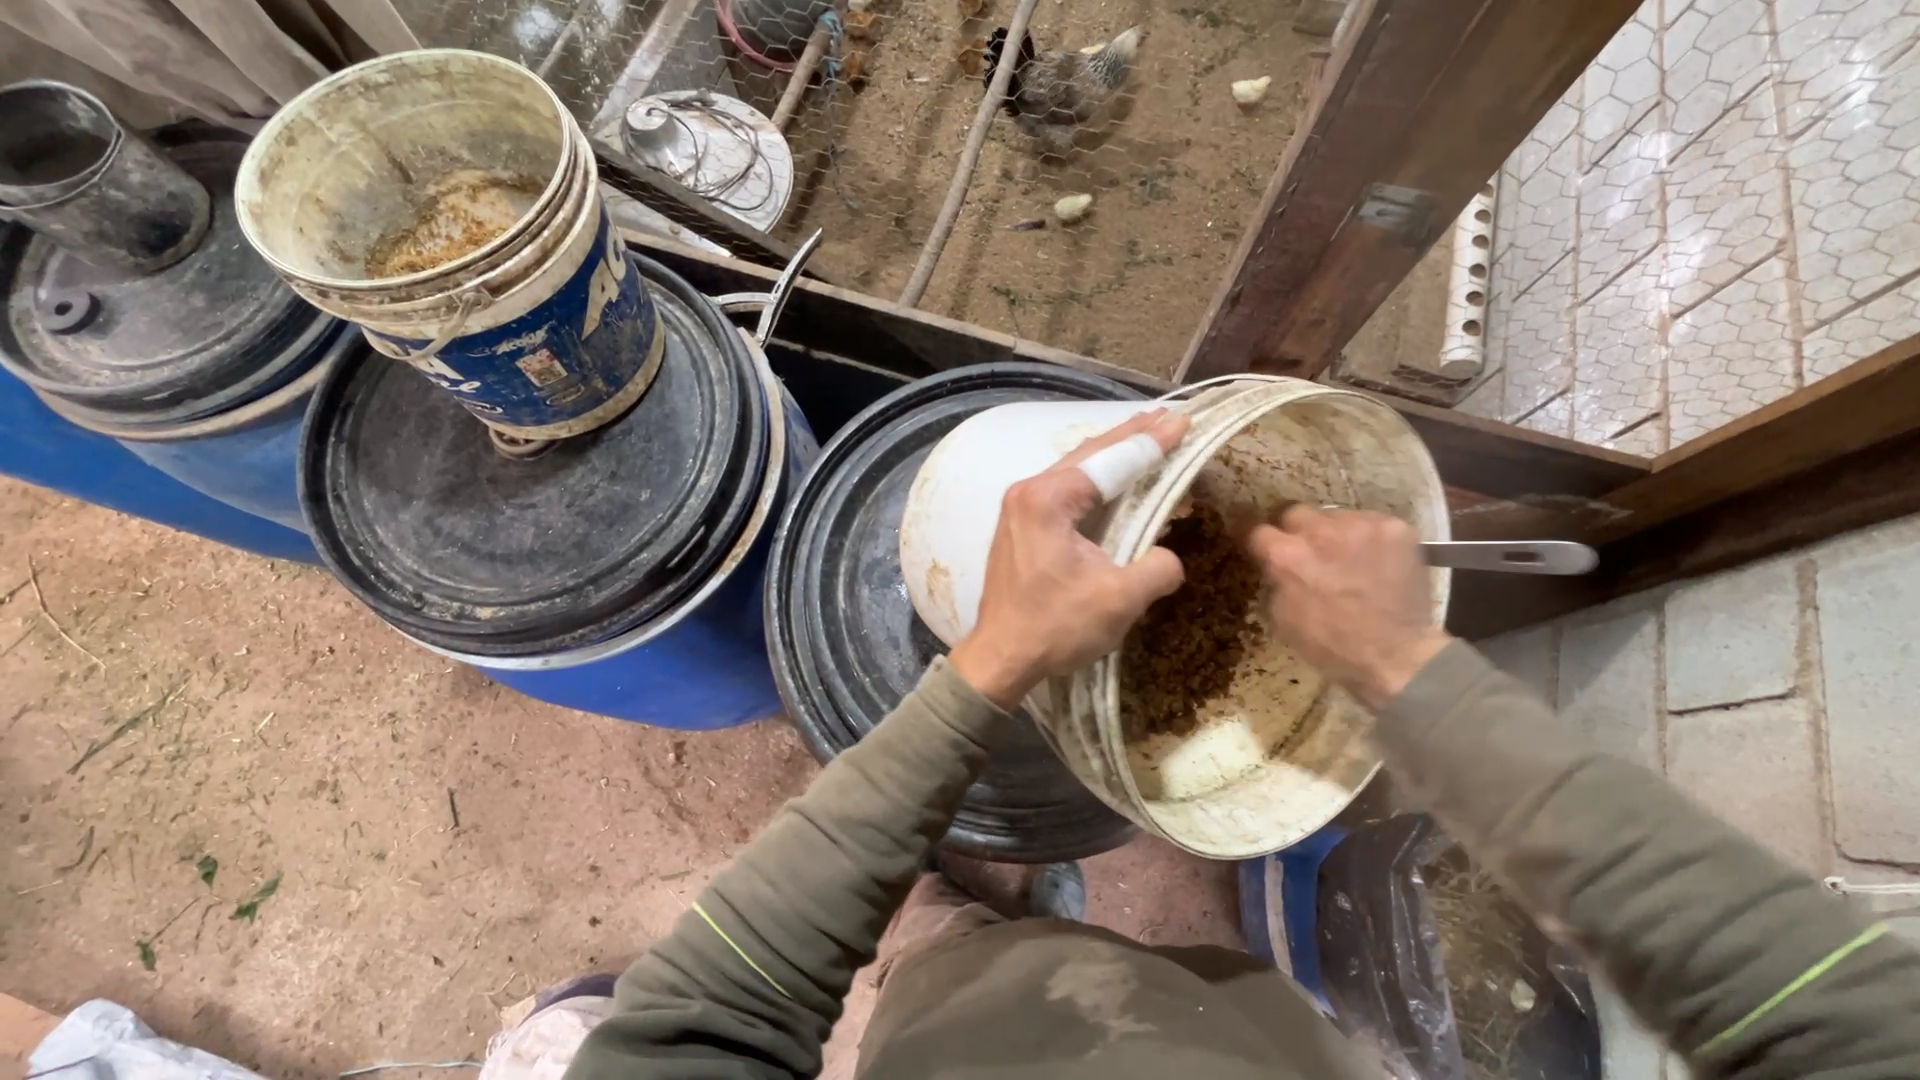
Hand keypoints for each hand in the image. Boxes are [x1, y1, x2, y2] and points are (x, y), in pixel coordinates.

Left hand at [948, 410, 1190, 707]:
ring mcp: (1019, 507)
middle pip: (1089, 454)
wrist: (1000, 658)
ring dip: (1114, 456)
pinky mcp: (1021, 526)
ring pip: (1076, 470)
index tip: (1183, 422)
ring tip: (1149, 436)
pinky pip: (1066, 491)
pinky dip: (1097, 481)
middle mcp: (1027, 492)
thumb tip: (1169, 557)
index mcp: (1047, 499)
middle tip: (1170, 419)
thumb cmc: (1054, 628)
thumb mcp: (1119, 599)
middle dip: (1132, 437)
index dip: (1151, 442)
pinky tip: (1117, 479)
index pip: (1110, 460)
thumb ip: (1157, 567)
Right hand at [1246, 505, 1451, 708]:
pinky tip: (1373, 558)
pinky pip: (1370, 521)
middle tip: (1308, 552)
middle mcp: (1321, 532)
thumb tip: (1275, 565)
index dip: (1260, 542)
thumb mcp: (1282, 618)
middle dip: (1296, 531)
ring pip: (1335, 516)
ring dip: (1334, 533)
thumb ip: (1275, 580)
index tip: (1264, 548)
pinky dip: (1366, 537)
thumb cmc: (1330, 645)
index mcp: (1287, 556)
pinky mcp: (1394, 528)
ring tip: (1346, 557)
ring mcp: (1360, 526)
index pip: (1258, 530)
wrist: (1396, 655)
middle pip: (1295, 512)